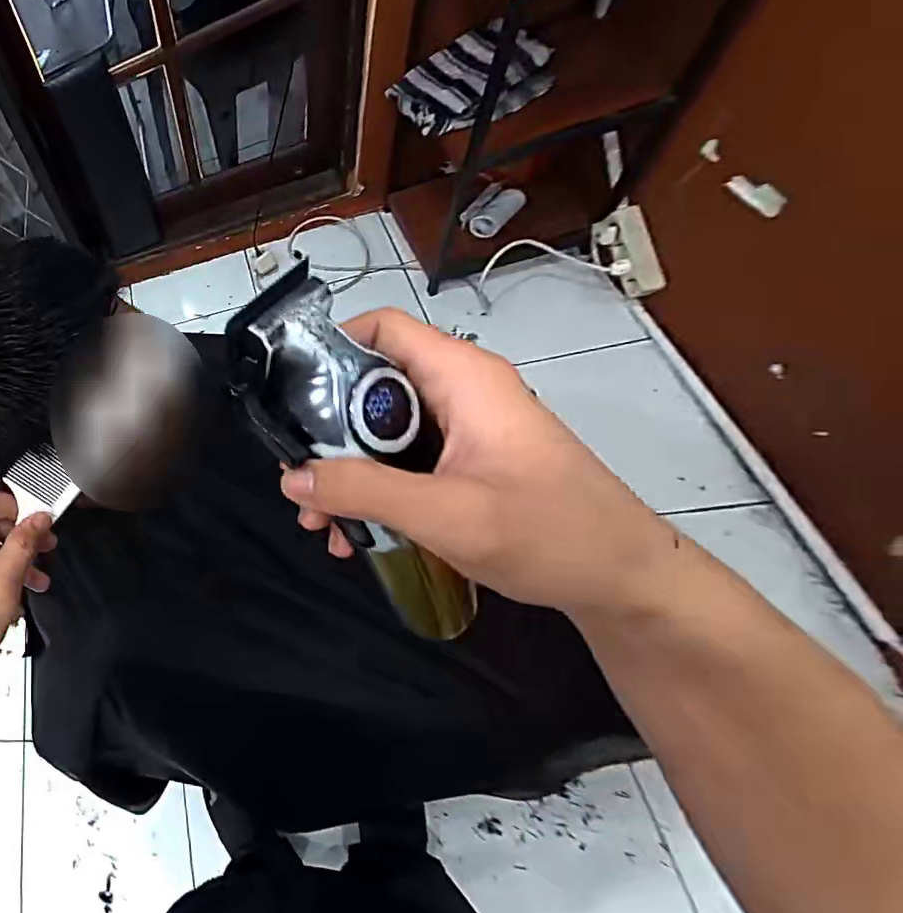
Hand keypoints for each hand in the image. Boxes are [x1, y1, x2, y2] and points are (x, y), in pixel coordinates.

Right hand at [279, 308, 679, 617]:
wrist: (626, 584)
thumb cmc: (556, 536)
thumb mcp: (448, 513)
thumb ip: (362, 491)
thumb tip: (292, 478)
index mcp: (462, 379)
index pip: (379, 328)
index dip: (326, 346)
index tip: (287, 393)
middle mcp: (453, 393)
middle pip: (362, 384)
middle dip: (320, 431)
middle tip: (297, 473)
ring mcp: (453, 429)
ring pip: (369, 429)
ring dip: (336, 470)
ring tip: (319, 518)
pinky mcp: (451, 460)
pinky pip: (389, 460)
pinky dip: (362, 489)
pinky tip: (350, 531)